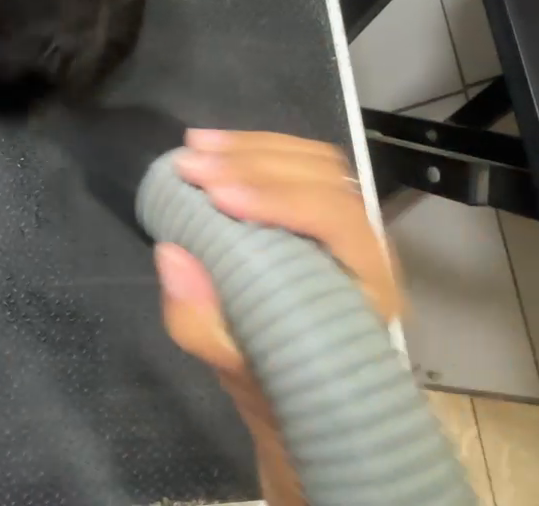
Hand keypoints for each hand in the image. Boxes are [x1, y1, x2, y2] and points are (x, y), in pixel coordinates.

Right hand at [154, 129, 401, 505]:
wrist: (299, 394)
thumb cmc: (280, 388)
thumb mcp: (237, 375)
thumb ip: (203, 325)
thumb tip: (170, 254)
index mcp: (368, 289)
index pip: (336, 220)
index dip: (278, 199)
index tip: (217, 195)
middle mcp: (366, 245)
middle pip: (322, 178)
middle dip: (251, 164)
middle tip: (190, 166)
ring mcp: (342, 222)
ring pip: (309, 160)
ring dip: (247, 147)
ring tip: (193, 147)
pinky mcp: (313, 207)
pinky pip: (292, 160)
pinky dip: (248, 146)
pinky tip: (208, 144)